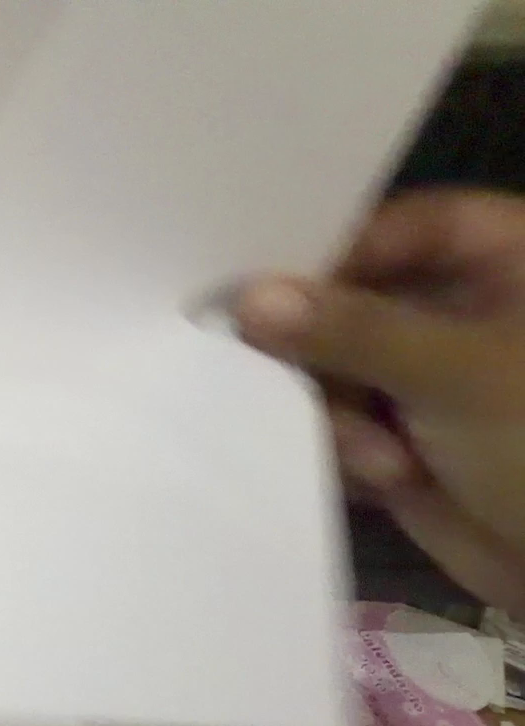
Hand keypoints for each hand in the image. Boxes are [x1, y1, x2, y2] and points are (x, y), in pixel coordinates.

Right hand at [238, 188, 524, 613]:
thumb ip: (351, 331)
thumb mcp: (461, 375)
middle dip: (321, 355)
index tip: (262, 295)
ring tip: (380, 458)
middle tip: (290, 383)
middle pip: (351, 304)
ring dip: (336, 415)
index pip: (411, 228)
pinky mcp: (402, 434)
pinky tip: (378, 476)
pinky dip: (338, 448)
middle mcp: (471, 316)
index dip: (340, 252)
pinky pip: (332, 421)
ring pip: (331, 369)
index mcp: (518, 272)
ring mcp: (431, 380)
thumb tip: (248, 297)